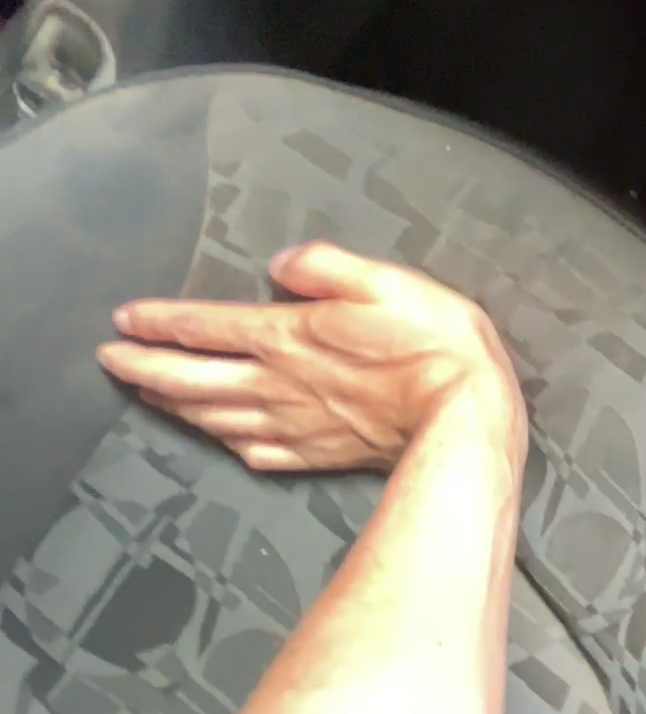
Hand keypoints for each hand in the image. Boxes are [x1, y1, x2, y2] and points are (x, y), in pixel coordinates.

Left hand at [96, 241, 522, 471]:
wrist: (463, 410)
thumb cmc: (437, 344)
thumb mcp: (392, 283)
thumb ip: (331, 266)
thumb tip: (283, 262)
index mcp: (289, 337)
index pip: (204, 326)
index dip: (160, 321)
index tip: (128, 319)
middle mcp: (277, 383)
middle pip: (189, 377)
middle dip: (143, 366)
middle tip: (113, 360)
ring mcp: (295, 423)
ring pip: (212, 415)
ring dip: (172, 404)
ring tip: (150, 396)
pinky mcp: (320, 451)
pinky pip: (258, 452)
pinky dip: (230, 443)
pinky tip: (228, 441)